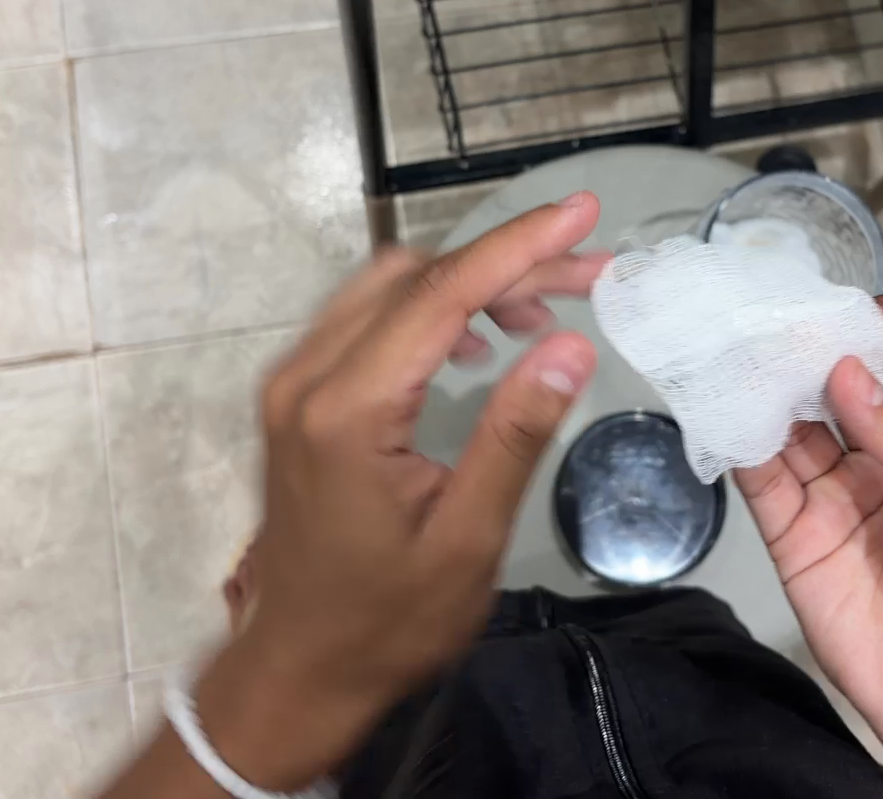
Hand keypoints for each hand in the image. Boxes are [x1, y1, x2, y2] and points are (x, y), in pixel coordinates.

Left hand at [191, 193, 606, 791]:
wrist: (298, 671)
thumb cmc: (389, 620)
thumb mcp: (470, 537)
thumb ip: (517, 433)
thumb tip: (573, 344)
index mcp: (350, 409)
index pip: (444, 293)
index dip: (520, 244)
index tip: (582, 212)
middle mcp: (309, 374)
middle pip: (421, 277)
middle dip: (510, 262)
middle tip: (586, 275)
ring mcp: (296, 377)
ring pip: (393, 284)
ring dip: (472, 281)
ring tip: (539, 313)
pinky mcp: (301, 390)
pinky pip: (371, 314)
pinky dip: (433, 305)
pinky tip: (475, 342)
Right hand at [735, 297, 882, 798]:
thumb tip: (849, 376)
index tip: (855, 313)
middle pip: (841, 380)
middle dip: (813, 350)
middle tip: (781, 325)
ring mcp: (835, 488)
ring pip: (793, 421)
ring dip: (770, 389)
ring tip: (745, 359)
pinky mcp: (794, 527)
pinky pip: (761, 474)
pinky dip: (742, 441)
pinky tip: (731, 414)